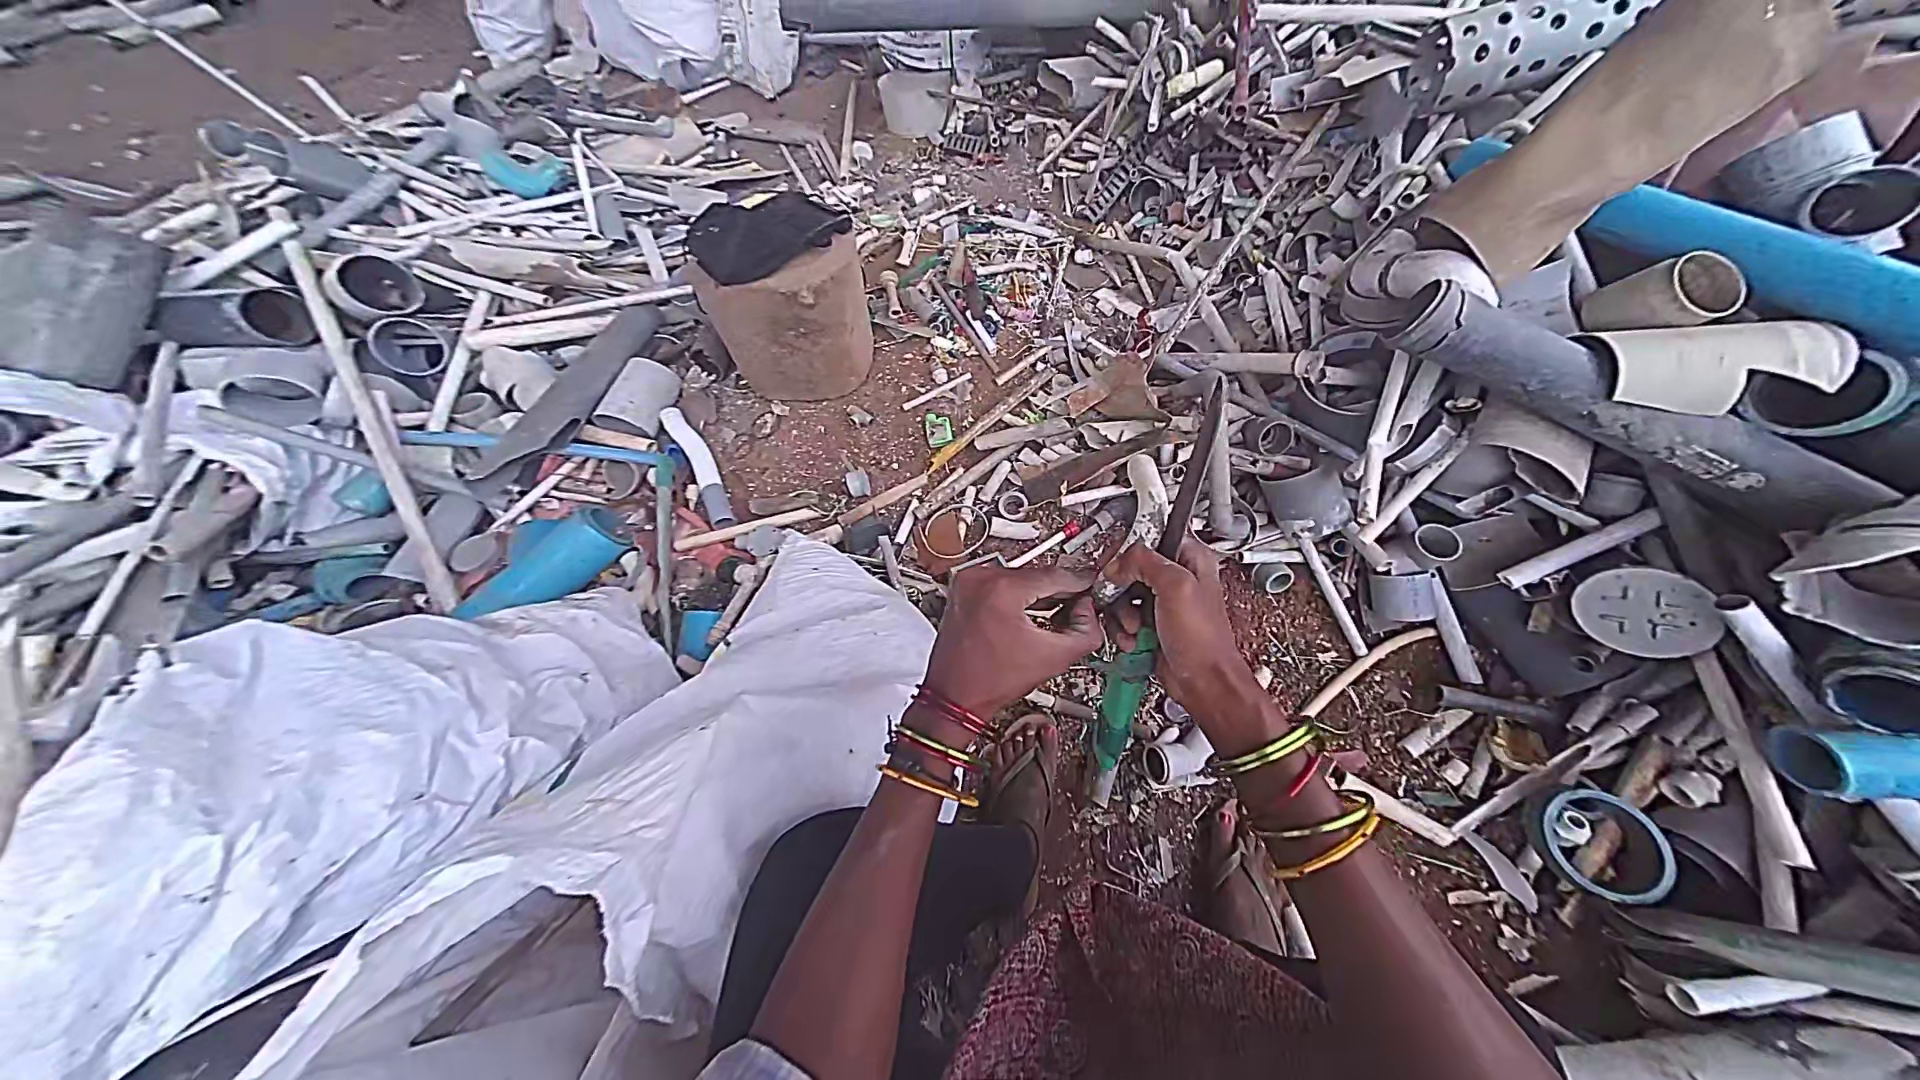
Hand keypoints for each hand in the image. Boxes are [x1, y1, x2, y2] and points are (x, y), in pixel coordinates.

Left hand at [921, 564, 1104, 717]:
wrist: (954, 695)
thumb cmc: (989, 681)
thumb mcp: (1053, 659)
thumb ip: (1085, 632)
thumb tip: (1090, 613)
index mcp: (1001, 589)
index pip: (1054, 575)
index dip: (1079, 584)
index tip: (1091, 589)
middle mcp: (981, 578)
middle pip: (1036, 574)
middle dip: (1060, 590)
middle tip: (1079, 606)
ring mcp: (969, 582)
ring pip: (1019, 577)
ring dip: (1039, 593)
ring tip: (1055, 613)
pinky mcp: (963, 589)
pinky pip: (1001, 583)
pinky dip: (1018, 595)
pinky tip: (1031, 613)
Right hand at [1101, 536, 1282, 752]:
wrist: (1202, 682)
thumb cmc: (1203, 640)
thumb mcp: (1177, 587)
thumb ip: (1145, 562)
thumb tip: (1118, 562)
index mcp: (1190, 559)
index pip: (1151, 536)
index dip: (1131, 550)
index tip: (1120, 566)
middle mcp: (1176, 577)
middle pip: (1129, 566)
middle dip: (1122, 587)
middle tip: (1127, 599)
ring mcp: (1161, 601)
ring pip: (1121, 593)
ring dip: (1122, 613)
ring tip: (1136, 626)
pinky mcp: (1150, 622)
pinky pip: (1122, 617)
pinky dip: (1123, 629)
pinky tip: (1135, 639)